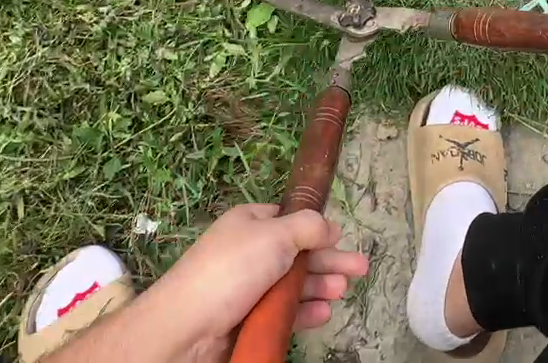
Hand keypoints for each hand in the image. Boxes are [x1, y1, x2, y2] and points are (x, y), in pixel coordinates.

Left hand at [70, 204, 368, 362]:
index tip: (338, 237)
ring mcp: (248, 288)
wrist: (186, 328)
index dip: (315, 228)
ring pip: (293, 284)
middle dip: (329, 260)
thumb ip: (308, 227)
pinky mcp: (248, 320)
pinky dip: (305, 311)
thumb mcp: (275, 234)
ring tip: (344, 291)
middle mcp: (249, 252)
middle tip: (361, 269)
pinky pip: (283, 311)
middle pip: (298, 253)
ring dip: (320, 285)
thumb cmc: (232, 269)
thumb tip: (330, 227)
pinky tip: (324, 313)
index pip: (288, 219)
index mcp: (250, 223)